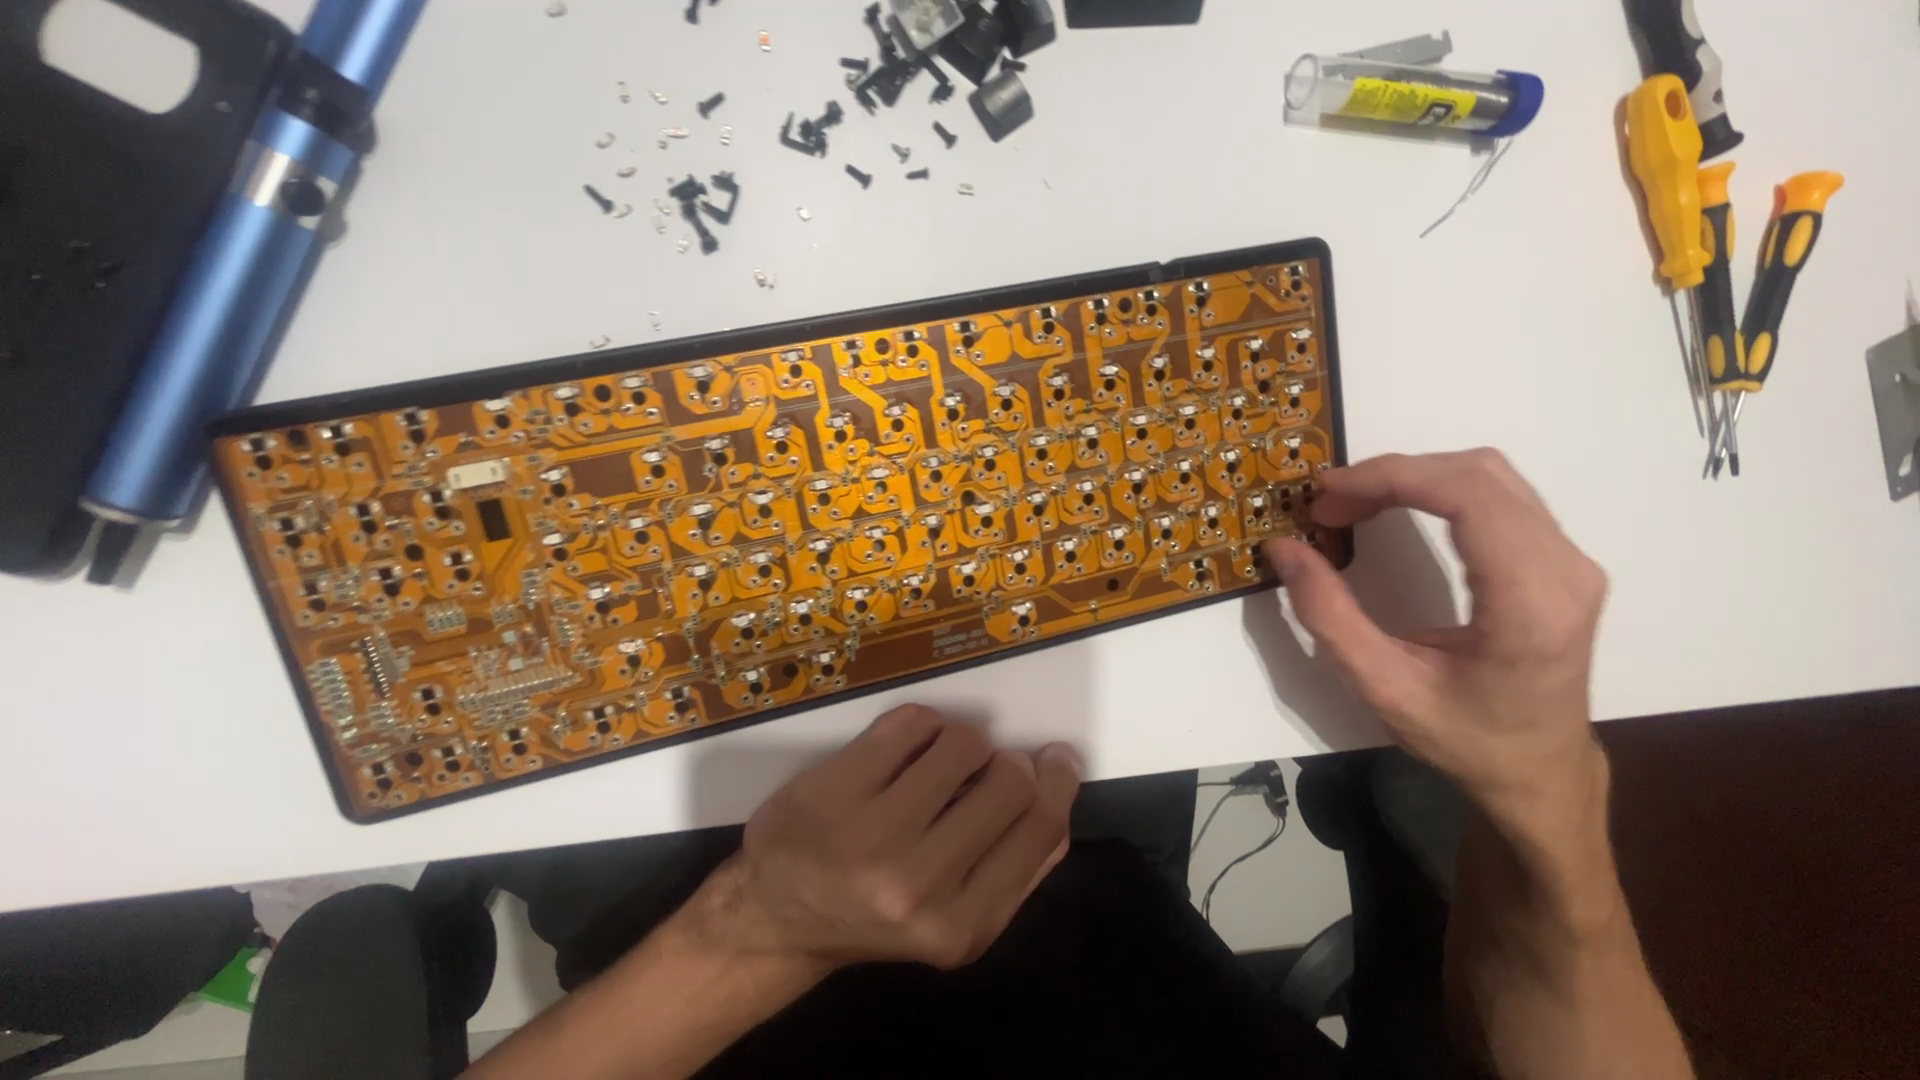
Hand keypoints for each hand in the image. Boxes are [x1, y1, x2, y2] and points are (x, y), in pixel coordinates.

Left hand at [698, 705, 1080, 972]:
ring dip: (963, 743)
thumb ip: (1016, 871)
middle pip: (1009, 781)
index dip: (1057, 784)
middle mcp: (917, 885)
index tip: (1053, 761)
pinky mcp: (831, 791)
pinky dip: (922, 725)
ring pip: (963, 743)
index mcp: (960, 927)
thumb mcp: (955, 923)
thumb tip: (1056, 793)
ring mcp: (869, 834)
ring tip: (940, 763)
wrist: (776, 917)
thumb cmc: (875, 917)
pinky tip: (906, 749)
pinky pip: (911, 722)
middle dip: (1009, 763)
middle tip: (988, 768)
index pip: (1039, 830)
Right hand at [1262, 450, 1608, 831]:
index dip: (1392, 478)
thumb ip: (1329, 616)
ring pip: (1490, 475)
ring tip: (1354, 504)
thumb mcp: (1383, 687)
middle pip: (1478, 475)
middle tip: (1328, 505)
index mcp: (1529, 604)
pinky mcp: (1561, 559)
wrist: (1539, 771)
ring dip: (1413, 477)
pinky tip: (1396, 508)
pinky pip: (1498, 494)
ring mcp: (1571, 560)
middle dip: (1392, 475)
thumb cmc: (1465, 738)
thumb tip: (1284, 549)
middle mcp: (1565, 570)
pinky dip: (1437, 488)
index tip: (1327, 492)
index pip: (1470, 498)